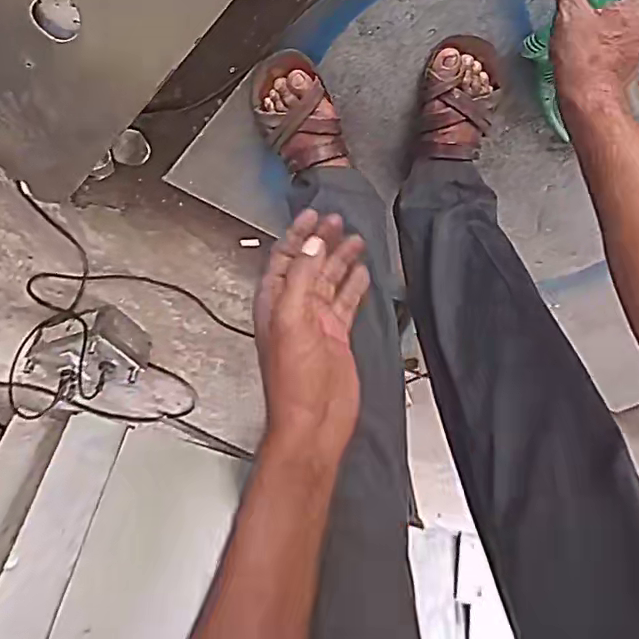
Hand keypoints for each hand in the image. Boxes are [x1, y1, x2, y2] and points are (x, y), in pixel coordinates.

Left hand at [253, 209, 371, 459]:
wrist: (314, 423)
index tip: (312, 215)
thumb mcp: (292, 321)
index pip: (286, 258)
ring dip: (341, 258)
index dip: (298, 234)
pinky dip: (354, 285)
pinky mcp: (337, 335)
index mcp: (276, 302)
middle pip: (309, 263)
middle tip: (337, 220)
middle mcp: (295, 308)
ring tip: (356, 239)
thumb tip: (311, 245)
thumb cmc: (293, 382)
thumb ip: (302, 280)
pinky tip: (362, 273)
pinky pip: (346, 301)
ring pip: (330, 279)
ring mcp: (317, 321)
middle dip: (322, 240)